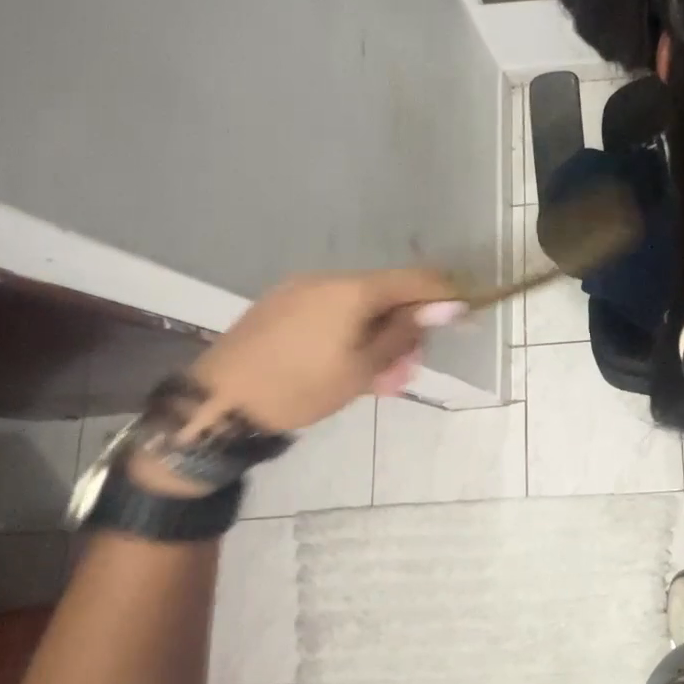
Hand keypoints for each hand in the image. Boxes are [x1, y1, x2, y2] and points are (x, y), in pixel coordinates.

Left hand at [184, 270, 461, 434]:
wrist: (218, 404)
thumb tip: (447, 306)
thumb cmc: (301, 387)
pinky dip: (350, 335)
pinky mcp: (280, 307)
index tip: (465, 317)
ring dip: (378, 338)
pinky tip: (349, 367)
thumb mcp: (363, 368)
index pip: (415, 280)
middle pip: (386, 295)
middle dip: (405, 330)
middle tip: (407, 372)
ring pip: (358, 308)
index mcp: (352, 290)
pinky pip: (331, 313)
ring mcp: (299, 291)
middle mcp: (327, 279)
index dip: (444, 296)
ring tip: (378, 381)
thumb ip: (405, 333)